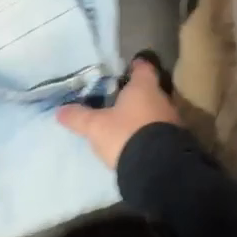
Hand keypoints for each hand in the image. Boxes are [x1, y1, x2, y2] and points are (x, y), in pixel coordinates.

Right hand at [57, 54, 181, 168]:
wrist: (159, 170)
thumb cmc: (126, 135)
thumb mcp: (95, 127)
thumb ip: (78, 117)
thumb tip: (60, 111)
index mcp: (144, 87)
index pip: (143, 68)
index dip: (135, 67)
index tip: (126, 69)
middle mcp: (162, 99)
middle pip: (150, 90)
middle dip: (136, 94)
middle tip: (119, 99)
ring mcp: (173, 121)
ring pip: (156, 111)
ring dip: (144, 116)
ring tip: (126, 123)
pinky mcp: (177, 142)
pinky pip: (161, 131)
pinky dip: (150, 132)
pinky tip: (137, 142)